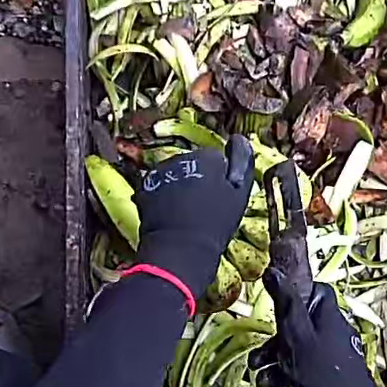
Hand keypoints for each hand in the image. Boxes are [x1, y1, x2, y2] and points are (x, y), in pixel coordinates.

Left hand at [132, 135, 254, 295]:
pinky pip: (158, 187)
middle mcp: (181, 156)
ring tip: (186, 213)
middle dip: (197, 180)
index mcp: (207, 156)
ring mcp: (160, 171)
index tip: (220, 198)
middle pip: (193, 164)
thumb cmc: (214, 224)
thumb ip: (242, 161)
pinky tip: (170, 214)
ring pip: (174, 175)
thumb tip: (239, 138)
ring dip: (179, 188)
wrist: (180, 248)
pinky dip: (162, 197)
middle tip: (204, 207)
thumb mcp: (239, 194)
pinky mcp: (144, 187)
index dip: (220, 180)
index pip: (216, 159)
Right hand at [263, 275, 386, 386]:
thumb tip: (274, 270)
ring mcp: (334, 367)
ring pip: (298, 363)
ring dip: (277, 376)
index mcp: (329, 320)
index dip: (294, 298)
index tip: (274, 312)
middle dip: (274, 349)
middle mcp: (334, 339)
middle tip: (258, 363)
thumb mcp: (295, 335)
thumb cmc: (318, 376)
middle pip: (299, 332)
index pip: (316, 293)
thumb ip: (285, 302)